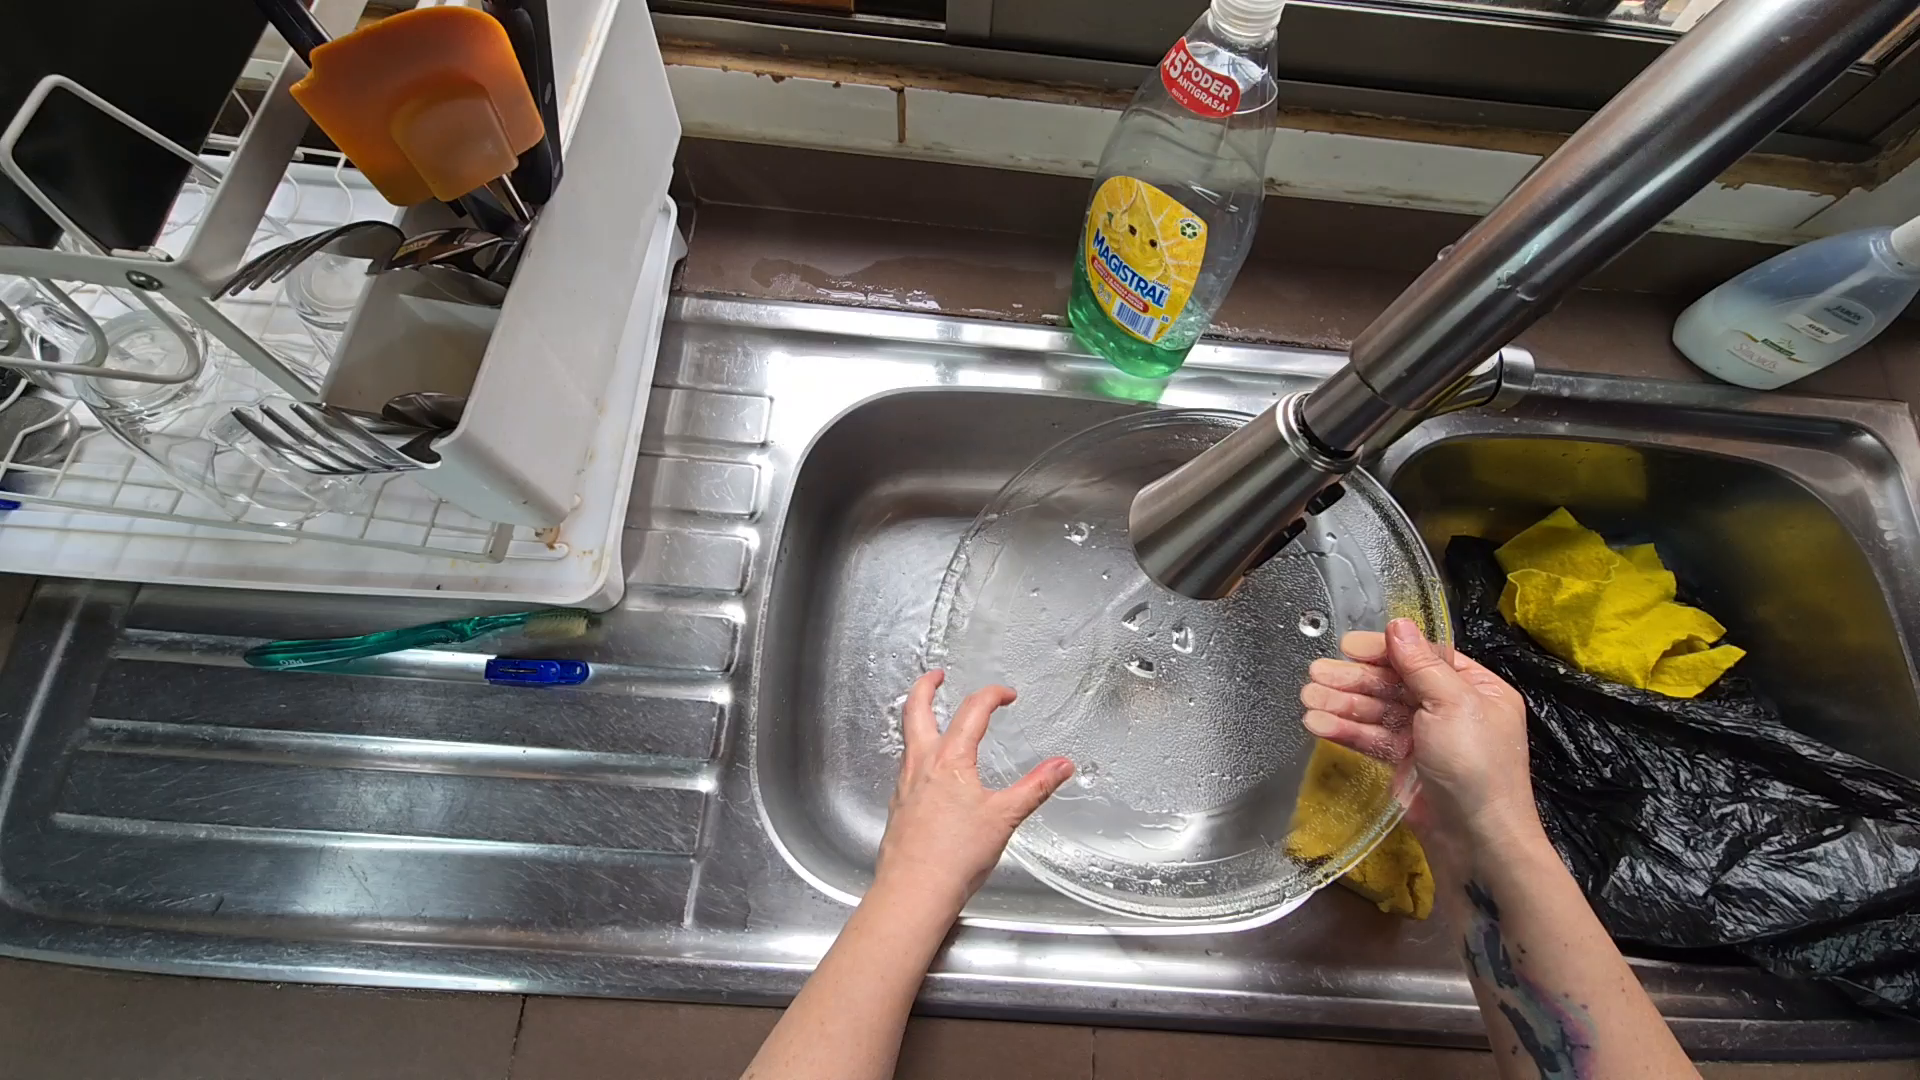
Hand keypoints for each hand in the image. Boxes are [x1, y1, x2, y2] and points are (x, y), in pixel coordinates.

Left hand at [873, 671, 1074, 919]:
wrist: (912, 892)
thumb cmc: (955, 855)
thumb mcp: (1004, 817)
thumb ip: (1035, 787)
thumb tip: (1062, 765)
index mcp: (950, 758)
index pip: (972, 710)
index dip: (992, 695)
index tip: (1007, 695)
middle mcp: (921, 762)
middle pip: (916, 709)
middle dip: (926, 686)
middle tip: (937, 675)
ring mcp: (905, 782)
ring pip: (907, 735)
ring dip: (919, 716)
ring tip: (932, 714)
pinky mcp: (899, 804)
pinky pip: (907, 764)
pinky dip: (918, 750)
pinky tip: (930, 768)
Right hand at [1299, 618, 1540, 856]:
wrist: (1476, 838)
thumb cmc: (1475, 764)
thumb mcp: (1453, 705)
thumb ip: (1421, 664)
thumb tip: (1399, 623)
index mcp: (1474, 689)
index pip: (1421, 658)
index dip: (1383, 651)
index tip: (1348, 647)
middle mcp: (1448, 708)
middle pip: (1391, 683)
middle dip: (1352, 679)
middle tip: (1315, 674)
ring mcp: (1423, 735)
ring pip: (1374, 710)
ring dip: (1340, 703)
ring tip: (1307, 699)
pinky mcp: (1402, 760)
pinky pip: (1369, 736)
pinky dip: (1344, 729)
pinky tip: (1316, 724)